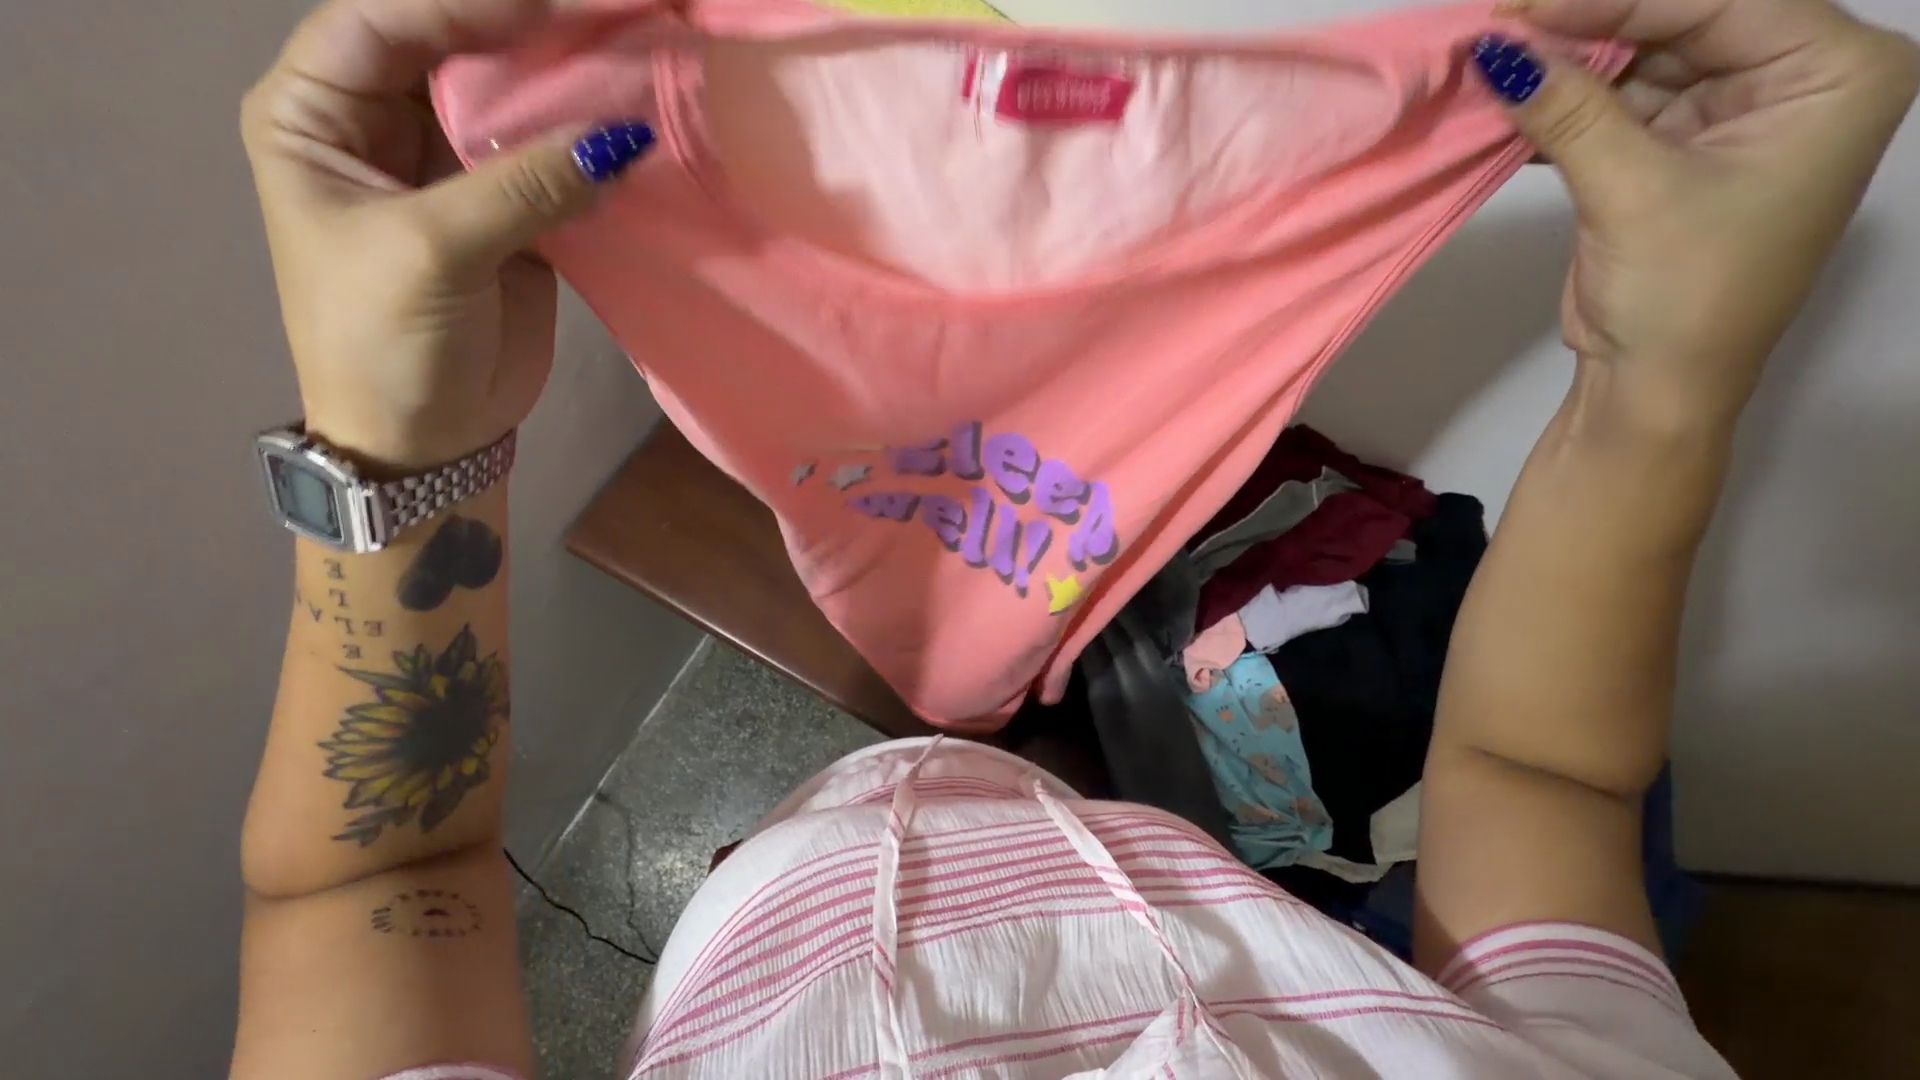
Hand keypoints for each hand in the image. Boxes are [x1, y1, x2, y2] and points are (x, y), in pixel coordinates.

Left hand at [241, 0, 653, 469]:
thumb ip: (523, 187)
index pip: (382, 24)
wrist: (429, 438)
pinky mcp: (513, 221)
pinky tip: (631, 139)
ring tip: (630, 68)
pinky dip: (589, 156)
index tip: (545, 5)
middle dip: (525, 39)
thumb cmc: (386, 341)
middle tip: (605, 22)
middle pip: (455, 57)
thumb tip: (621, 139)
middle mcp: (385, 134)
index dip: (459, 4)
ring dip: (566, 96)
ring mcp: (455, 177)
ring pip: (511, 113)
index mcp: (318, 119)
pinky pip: (552, 170)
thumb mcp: (436, 251)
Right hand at [1473, 0, 1919, 428]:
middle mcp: (1787, 84)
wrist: (1656, 383)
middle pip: (1680, 25)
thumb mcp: (1631, 191)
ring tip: (1495, 61)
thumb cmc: (1685, 292)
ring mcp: (1724, 121)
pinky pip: (1612, 113)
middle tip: (1502, 27)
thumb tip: (1499, 52)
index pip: (1719, 2)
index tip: (1524, 6)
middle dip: (1586, 29)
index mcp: (1832, 74)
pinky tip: (1513, 103)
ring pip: (1638, 67)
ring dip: (1565, 70)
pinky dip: (1560, 112)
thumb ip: (1570, 111)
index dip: (1613, 0)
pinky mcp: (1666, 158)